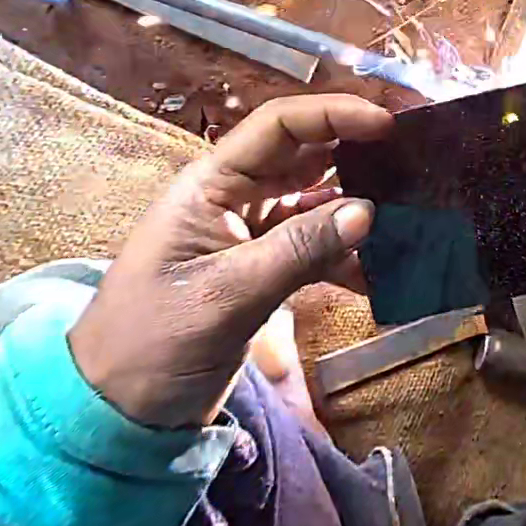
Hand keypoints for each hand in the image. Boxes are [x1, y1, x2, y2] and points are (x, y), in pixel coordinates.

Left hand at [68, 94, 392, 427]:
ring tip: (409, 213)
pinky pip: (313, 247)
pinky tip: (381, 271)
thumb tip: (369, 211)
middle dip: (355, 153)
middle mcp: (236, 196)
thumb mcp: (225, 293)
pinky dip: (345, 255)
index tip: (385, 125)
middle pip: (303, 156)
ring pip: (314, 202)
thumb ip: (297, 250)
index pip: (279, 125)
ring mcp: (251, 233)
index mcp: (214, 182)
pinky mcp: (262, 269)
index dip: (333, 115)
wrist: (115, 410)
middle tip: (410, 159)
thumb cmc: (153, 339)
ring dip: (357, 208)